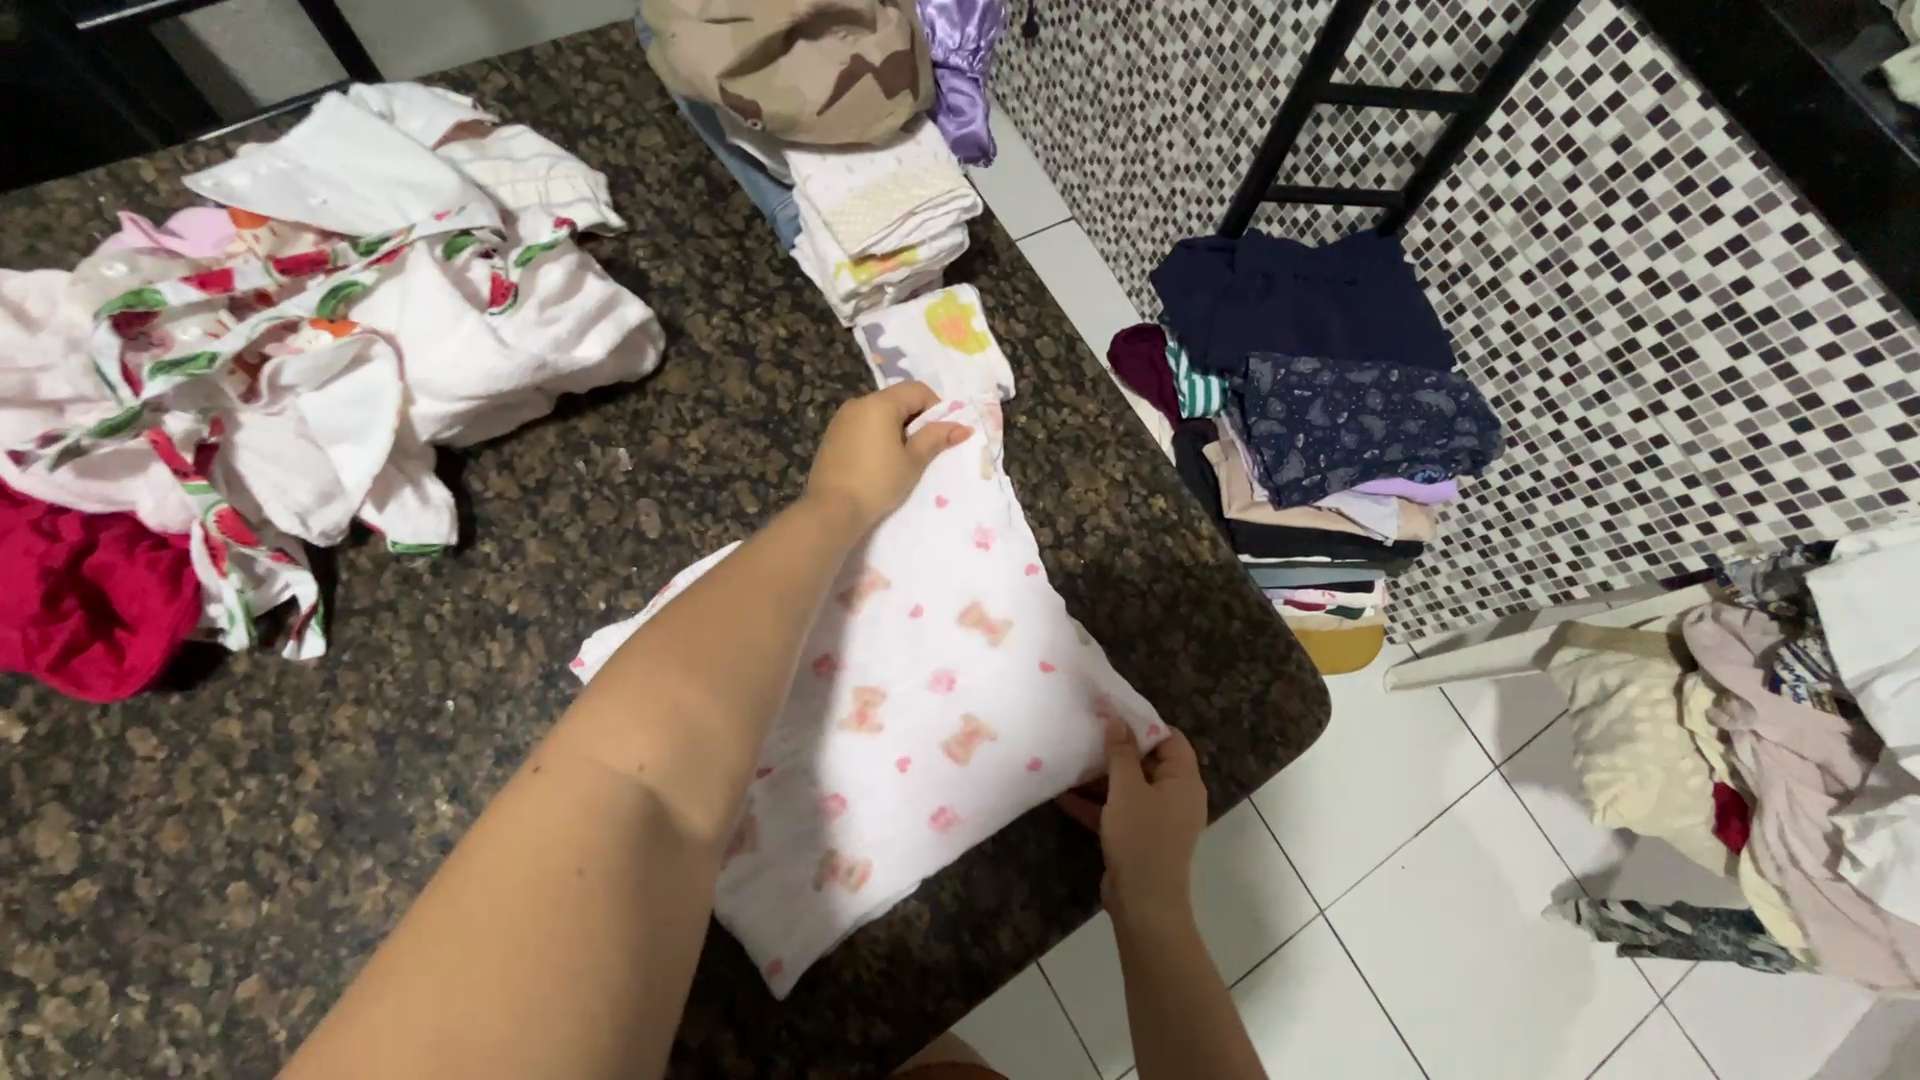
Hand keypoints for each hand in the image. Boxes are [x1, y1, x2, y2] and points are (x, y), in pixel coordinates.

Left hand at [806, 381, 970, 534]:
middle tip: (923, 449)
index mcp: (879, 403)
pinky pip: (863, 425)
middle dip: (915, 419)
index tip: (940, 435)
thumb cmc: (878, 483)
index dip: (935, 408)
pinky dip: (877, 435)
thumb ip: (935, 438)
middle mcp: (858, 403)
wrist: (832, 509)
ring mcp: (841, 419)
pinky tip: (878, 461)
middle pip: (897, 399)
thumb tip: (963, 427)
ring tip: (901, 458)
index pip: (917, 390)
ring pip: (879, 413)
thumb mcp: (912, 461)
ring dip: (896, 428)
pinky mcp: (832, 436)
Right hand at [1057, 721, 1207, 926]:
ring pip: (1129, 787)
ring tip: (1070, 759)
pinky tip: (1062, 795)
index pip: (1170, 739)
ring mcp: (1157, 819)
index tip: (1112, 714)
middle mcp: (1175, 796)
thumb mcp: (1127, 789)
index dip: (1143, 725)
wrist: (1143, 904)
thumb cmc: (1141, 838)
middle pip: (1147, 762)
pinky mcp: (1138, 837)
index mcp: (1183, 781)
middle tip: (1085, 732)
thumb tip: (1117, 721)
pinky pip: (1117, 810)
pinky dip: (1095, 803)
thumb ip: (1121, 753)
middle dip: (1116, 749)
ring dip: (1101, 777)